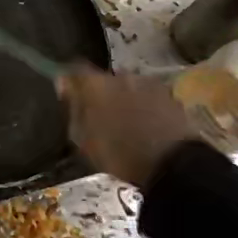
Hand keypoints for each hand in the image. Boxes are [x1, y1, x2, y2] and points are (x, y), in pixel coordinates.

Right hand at [58, 66, 191, 184]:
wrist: (173, 167)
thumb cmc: (120, 156)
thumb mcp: (83, 139)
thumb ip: (72, 109)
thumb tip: (64, 85)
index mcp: (96, 85)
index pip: (76, 70)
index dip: (71, 82)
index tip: (69, 95)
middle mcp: (122, 77)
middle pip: (105, 79)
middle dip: (101, 93)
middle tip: (100, 116)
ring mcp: (150, 85)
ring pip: (129, 87)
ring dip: (125, 99)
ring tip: (126, 123)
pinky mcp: (172, 98)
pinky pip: (149, 97)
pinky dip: (145, 107)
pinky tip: (146, 126)